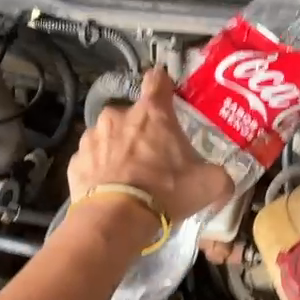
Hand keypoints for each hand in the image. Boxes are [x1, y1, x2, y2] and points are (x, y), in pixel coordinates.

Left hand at [67, 68, 232, 222]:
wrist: (115, 220)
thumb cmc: (165, 190)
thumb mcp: (210, 184)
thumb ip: (221, 176)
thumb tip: (225, 180)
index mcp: (152, 112)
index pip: (158, 80)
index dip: (164, 85)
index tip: (169, 97)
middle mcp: (118, 116)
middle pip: (134, 114)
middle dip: (143, 129)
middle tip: (156, 155)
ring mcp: (92, 137)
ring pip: (110, 135)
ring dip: (119, 148)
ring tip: (131, 175)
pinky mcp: (75, 161)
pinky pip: (92, 159)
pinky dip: (101, 169)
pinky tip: (112, 188)